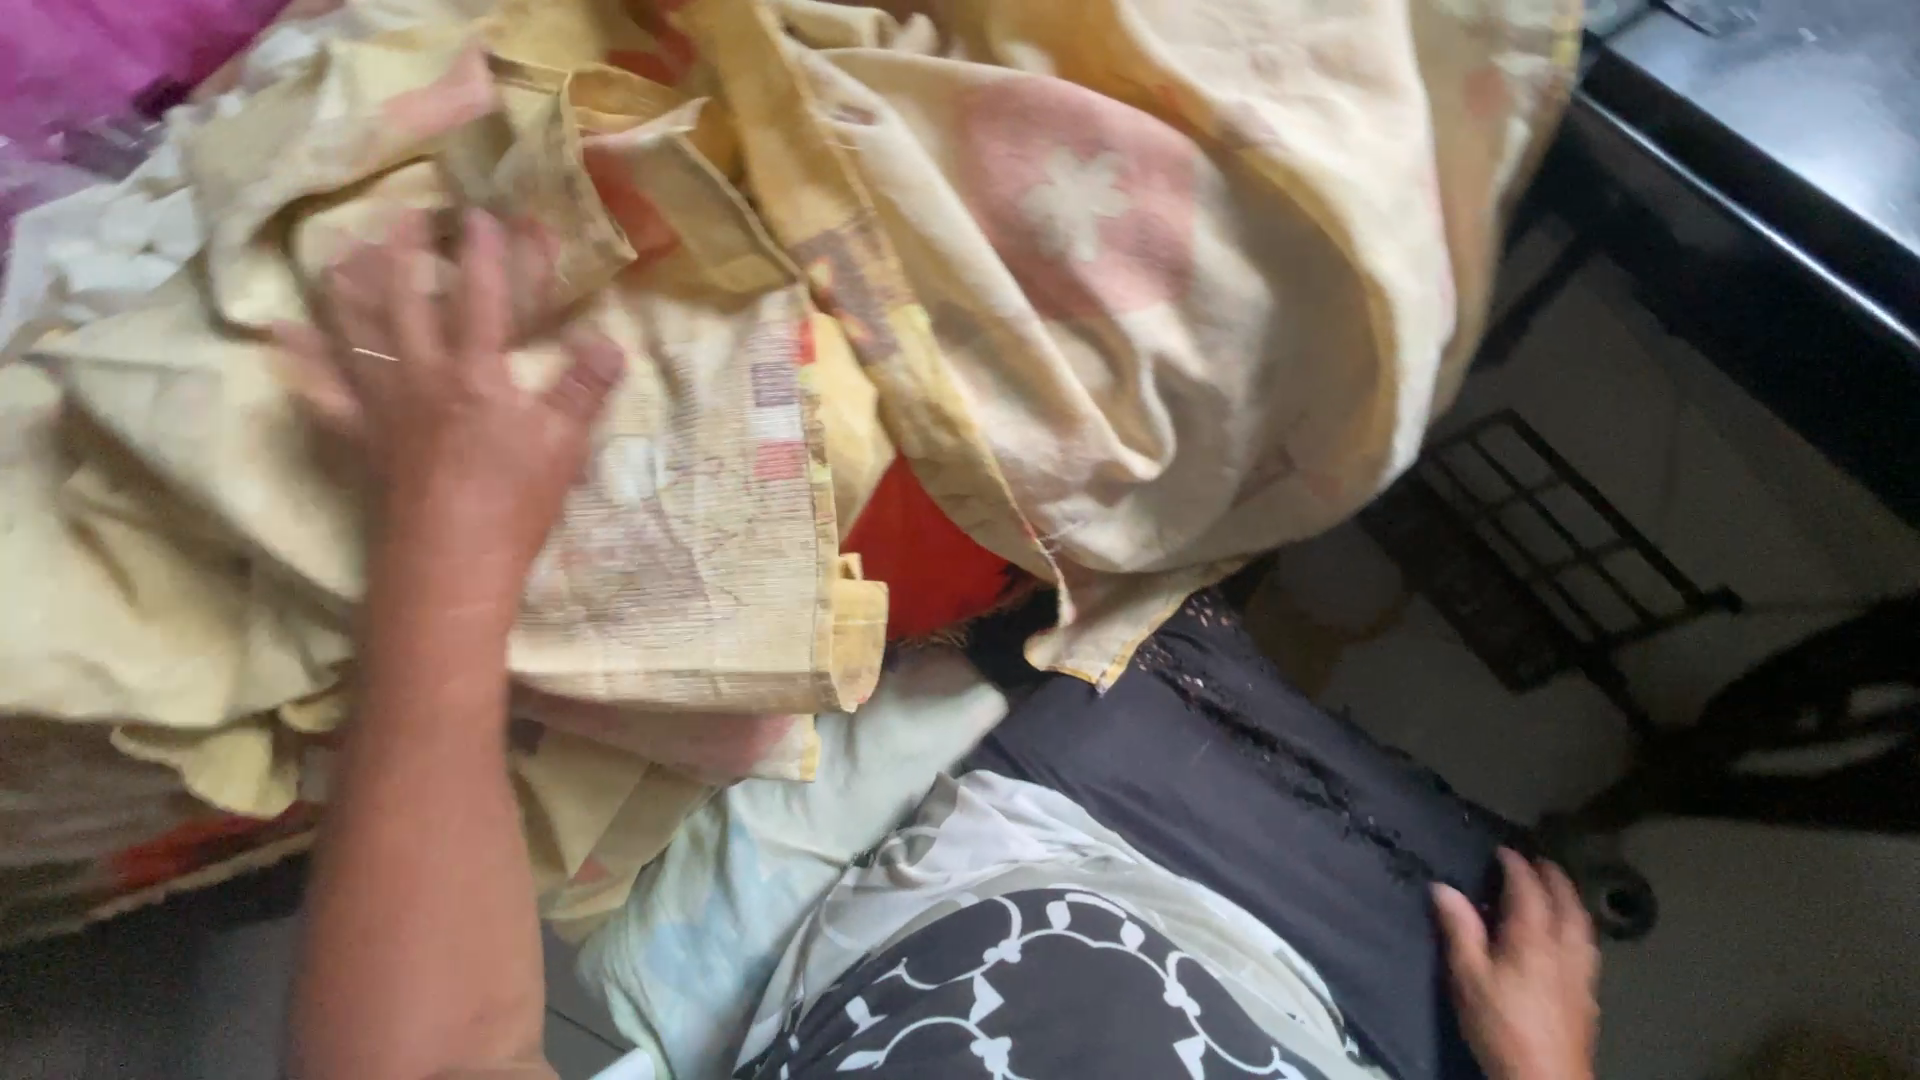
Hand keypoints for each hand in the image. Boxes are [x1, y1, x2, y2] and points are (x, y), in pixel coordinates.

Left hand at [274, 208, 624, 607]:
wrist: (451, 558)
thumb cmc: (515, 501)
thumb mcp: (565, 445)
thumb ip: (585, 389)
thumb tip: (610, 342)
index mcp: (477, 374)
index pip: (482, 299)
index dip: (485, 255)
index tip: (481, 215)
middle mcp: (420, 374)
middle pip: (404, 298)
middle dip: (406, 250)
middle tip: (406, 214)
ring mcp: (380, 403)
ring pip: (353, 328)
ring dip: (348, 281)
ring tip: (346, 247)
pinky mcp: (358, 434)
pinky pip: (319, 388)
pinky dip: (300, 355)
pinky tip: (284, 329)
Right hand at [1433, 849, 1599, 1079]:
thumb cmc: (1500, 1023)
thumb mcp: (1468, 975)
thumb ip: (1459, 929)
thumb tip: (1443, 887)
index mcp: (1532, 940)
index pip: (1528, 892)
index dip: (1516, 867)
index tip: (1503, 850)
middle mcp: (1564, 951)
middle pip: (1567, 905)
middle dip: (1554, 879)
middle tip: (1539, 861)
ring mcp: (1581, 975)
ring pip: (1583, 927)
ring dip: (1571, 902)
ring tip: (1557, 891)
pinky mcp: (1587, 996)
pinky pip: (1587, 947)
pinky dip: (1577, 927)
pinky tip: (1569, 936)